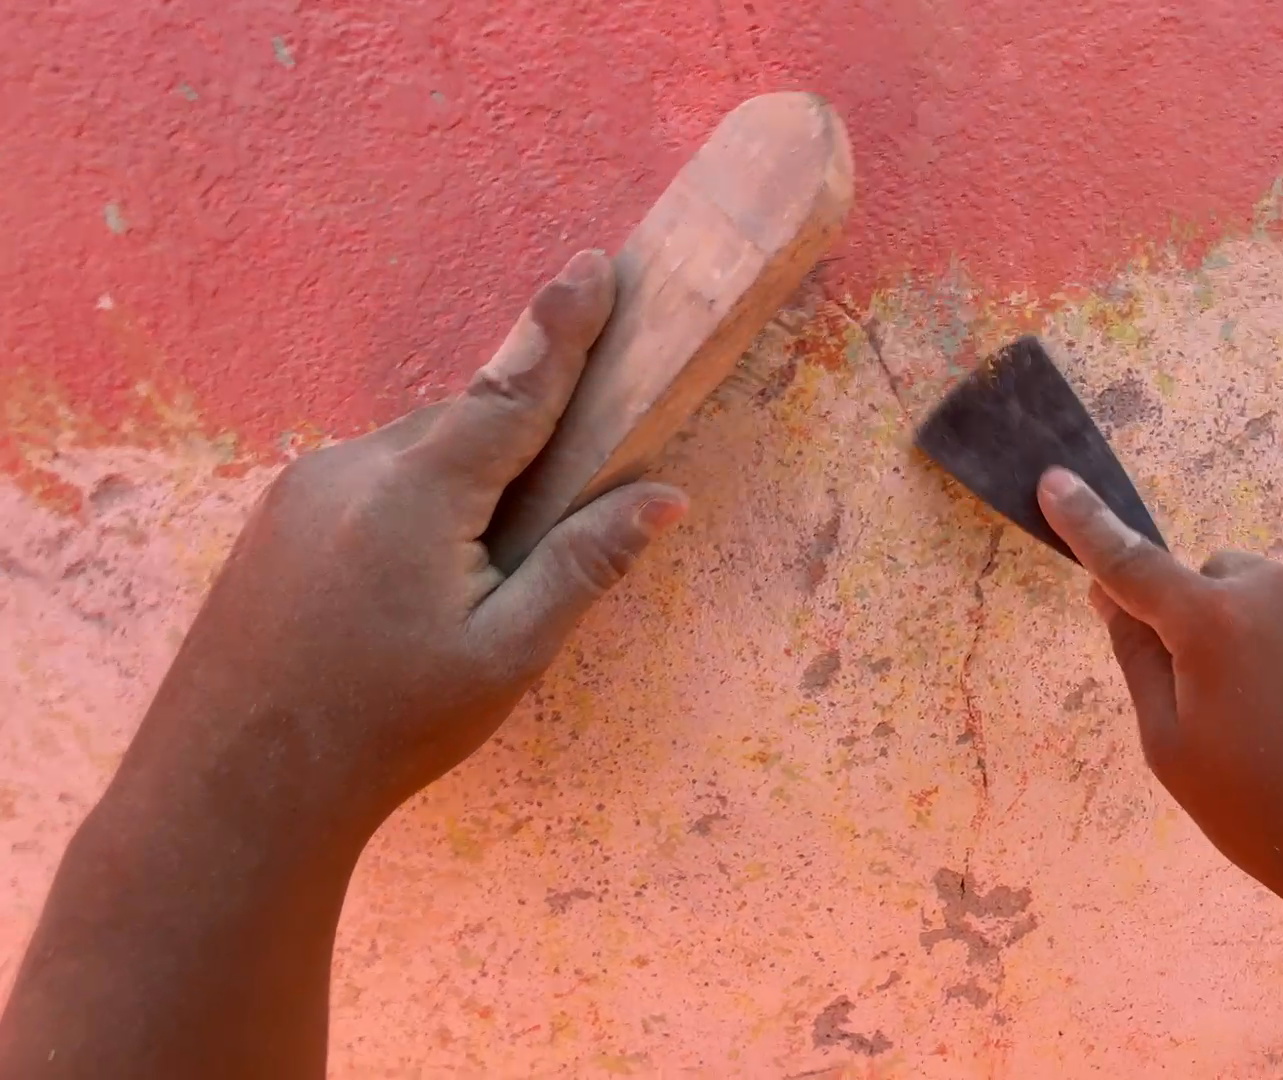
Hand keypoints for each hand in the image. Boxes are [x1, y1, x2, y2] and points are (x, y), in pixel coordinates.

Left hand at [127, 249, 687, 836]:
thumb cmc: (392, 726)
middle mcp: (354, 469)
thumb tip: (665, 496)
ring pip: (429, 445)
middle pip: (472, 417)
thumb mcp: (512, 651)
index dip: (562, 328)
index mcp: (416, 495)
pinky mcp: (289, 514)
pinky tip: (444, 553)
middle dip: (534, 421)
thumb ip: (586, 563)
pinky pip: (389, 470)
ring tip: (504, 545)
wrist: (233, 794)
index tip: (596, 267)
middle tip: (580, 467)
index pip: (510, 393)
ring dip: (486, 466)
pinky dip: (440, 484)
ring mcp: (308, 488)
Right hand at [1035, 467, 1282, 929]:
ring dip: (1268, 636)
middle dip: (1205, 621)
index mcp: (1214, 622)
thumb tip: (1111, 596)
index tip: (1054, 481)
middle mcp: (1281, 586)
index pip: (1129, 561)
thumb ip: (1138, 660)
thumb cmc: (1274, 818)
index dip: (1086, 522)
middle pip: (1214, 581)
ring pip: (1278, 597)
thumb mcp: (1174, 752)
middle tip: (1228, 702)